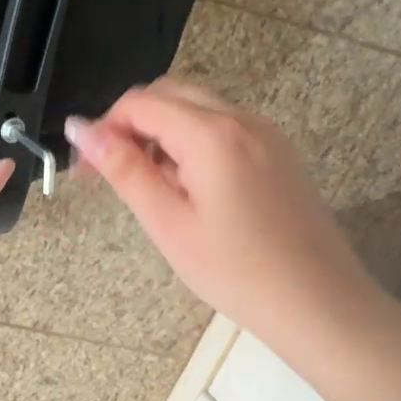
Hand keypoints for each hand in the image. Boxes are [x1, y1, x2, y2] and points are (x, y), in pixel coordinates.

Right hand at [64, 79, 382, 345]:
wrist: (320, 304)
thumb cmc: (235, 270)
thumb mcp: (167, 222)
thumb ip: (123, 169)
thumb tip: (79, 129)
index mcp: (212, 135)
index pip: (140, 103)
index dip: (104, 128)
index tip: (87, 170)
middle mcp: (242, 121)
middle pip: (168, 95)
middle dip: (129, 125)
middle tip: (109, 173)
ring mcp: (266, 135)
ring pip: (195, 109)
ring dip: (159, 133)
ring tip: (148, 187)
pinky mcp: (278, 154)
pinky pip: (221, 128)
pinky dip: (190, 143)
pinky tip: (186, 190)